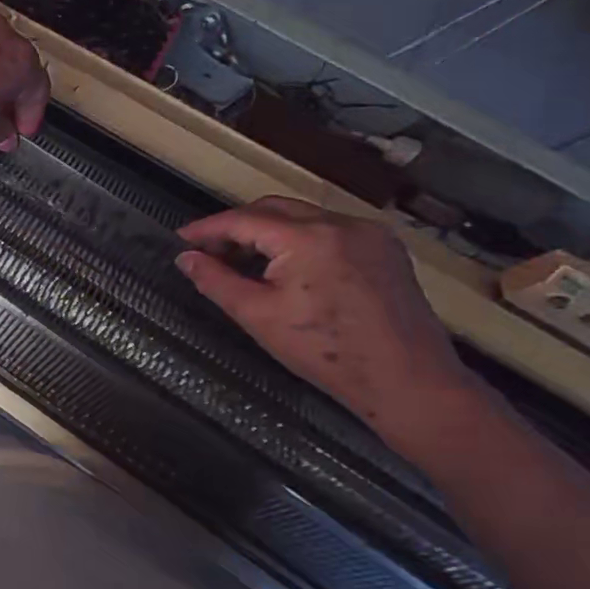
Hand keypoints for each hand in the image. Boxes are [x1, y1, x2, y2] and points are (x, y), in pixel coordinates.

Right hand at [175, 196, 477, 427]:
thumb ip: (216, 281)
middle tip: (210, 250)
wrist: (407, 380)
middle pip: (273, 209)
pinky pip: (331, 230)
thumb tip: (186, 258)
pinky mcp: (386, 247)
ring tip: (246, 261)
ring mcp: (369, 232)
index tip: (181, 238)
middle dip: (237, 225)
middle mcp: (340, 223)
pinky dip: (302, 239)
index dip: (207, 228)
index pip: (243, 219)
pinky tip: (291, 267)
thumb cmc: (326, 352)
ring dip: (269, 232)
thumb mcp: (258, 316)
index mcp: (306, 238)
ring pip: (304, 217)